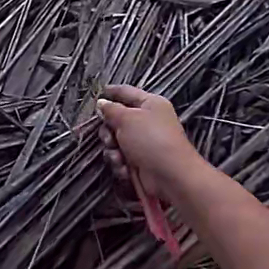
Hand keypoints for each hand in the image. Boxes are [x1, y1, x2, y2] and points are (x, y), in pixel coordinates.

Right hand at [95, 85, 205, 199]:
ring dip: (113, 151)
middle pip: (116, 120)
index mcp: (150, 104)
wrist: (169, 176)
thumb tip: (102, 103)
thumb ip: (111, 109)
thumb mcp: (127, 118)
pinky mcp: (139, 162)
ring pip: (115, 142)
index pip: (127, 92)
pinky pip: (120, 159)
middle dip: (108, 131)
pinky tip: (126, 169)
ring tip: (120, 157)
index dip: (112, 92)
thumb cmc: (151, 140)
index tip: (98, 92)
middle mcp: (147, 122)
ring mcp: (143, 143)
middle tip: (110, 138)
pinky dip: (120, 164)